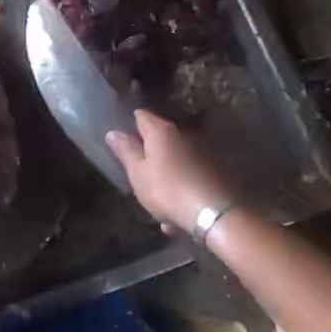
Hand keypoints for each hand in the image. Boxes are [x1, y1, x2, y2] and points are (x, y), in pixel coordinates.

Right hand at [106, 109, 234, 231]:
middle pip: (160, 137)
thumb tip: (114, 132)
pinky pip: (190, 178)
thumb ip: (126, 151)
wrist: (217, 214)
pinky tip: (174, 216)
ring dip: (165, 173)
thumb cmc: (168, 189)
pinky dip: (181, 190)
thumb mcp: (138, 172)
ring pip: (176, 160)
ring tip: (156, 198)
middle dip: (148, 150)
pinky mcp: (216, 171)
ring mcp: (204, 153)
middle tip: (136, 169)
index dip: (130, 122)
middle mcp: (185, 135)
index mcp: (162, 132)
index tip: (122, 135)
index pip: (141, 116)